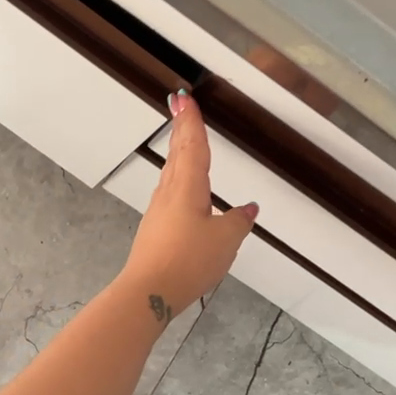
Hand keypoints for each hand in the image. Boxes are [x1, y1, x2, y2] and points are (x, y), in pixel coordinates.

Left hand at [121, 91, 258, 319]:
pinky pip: (168, 202)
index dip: (191, 122)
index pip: (192, 146)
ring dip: (178, 159)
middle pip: (177, 158)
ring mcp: (157, 216)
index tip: (184, 99)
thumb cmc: (187, 261)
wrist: (147, 294)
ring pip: (170, 179)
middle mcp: (168, 196)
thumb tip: (248, 209)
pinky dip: (177, 188)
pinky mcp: (153, 236)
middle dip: (181, 133)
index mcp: (187, 187)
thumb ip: (238, 221)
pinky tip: (183, 197)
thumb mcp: (225, 240)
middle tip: (179, 109)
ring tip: (182, 147)